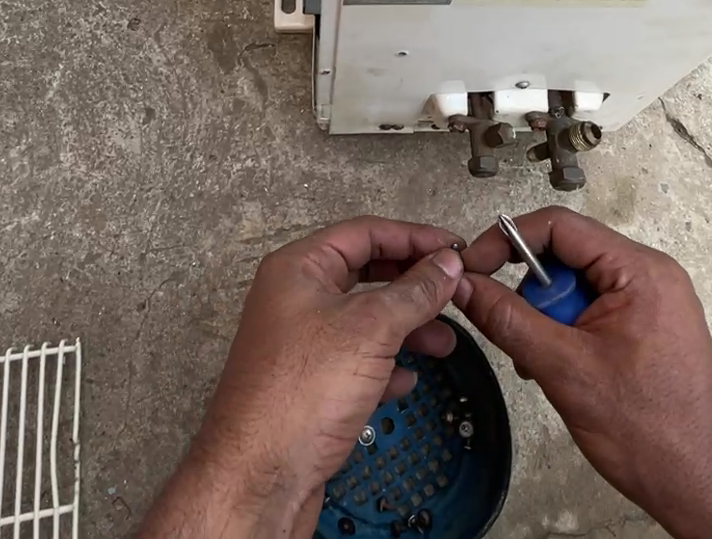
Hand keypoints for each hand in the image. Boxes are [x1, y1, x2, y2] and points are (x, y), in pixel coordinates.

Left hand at [137, 217, 468, 537]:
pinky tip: (407, 379)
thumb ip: (415, 291)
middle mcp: (296, 298)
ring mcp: (300, 342)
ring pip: (364, 320)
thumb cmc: (299, 394)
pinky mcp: (309, 384)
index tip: (453, 248)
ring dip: (407, 327)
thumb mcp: (371, 328)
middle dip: (413, 284)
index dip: (413, 236)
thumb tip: (446, 264)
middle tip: (453, 290)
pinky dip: (385, 365)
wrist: (259, 478)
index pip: (365, 233)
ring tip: (444, 341)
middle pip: (366, 273)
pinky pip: (356, 360)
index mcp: (299, 268)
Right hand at [457, 208, 711, 538]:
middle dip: (529, 291)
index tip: (472, 268)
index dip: (507, 239)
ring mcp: (649, 301)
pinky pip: (588, 309)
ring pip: (572, 285)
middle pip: (564, 254)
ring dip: (544, 318)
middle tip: (510, 330)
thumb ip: (508, 320)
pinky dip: (563, 332)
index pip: (558, 225)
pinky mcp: (644, 327)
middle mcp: (647, 274)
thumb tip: (462, 286)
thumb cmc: (649, 431)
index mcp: (638, 270)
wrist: (708, 492)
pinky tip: (558, 368)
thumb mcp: (565, 370)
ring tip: (540, 363)